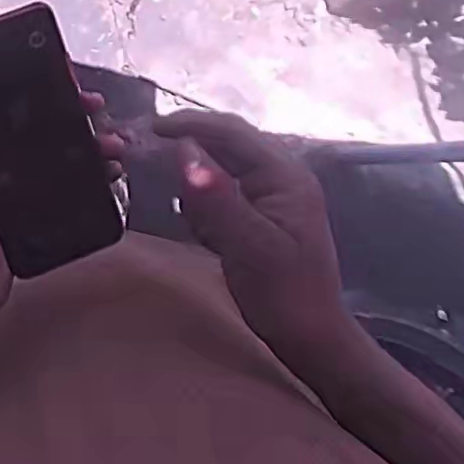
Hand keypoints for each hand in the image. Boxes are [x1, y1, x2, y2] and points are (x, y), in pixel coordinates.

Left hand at [0, 94, 126, 337]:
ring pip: (55, 155)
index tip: (58, 79)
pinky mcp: (36, 212)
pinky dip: (88, 177)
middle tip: (95, 107)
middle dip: (67, 114)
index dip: (27, 91)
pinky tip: (109, 173)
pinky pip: (65, 186)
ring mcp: (17, 189)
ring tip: (112, 145)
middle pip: (35, 129)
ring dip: (84, 144)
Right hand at [153, 111, 352, 352]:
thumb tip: (184, 152)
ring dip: (198, 173)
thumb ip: (216, 197)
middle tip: (152, 147)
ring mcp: (272, 194)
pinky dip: (204, 195)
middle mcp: (281, 176)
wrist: (311, 340)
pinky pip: (224, 186)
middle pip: (229, 140)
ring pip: (224, 162)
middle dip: (193, 141)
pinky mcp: (260, 212)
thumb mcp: (249, 245)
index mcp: (285, 176)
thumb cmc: (284, 293)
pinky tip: (199, 221)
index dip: (191, 123)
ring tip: (181, 197)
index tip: (152, 126)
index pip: (233, 132)